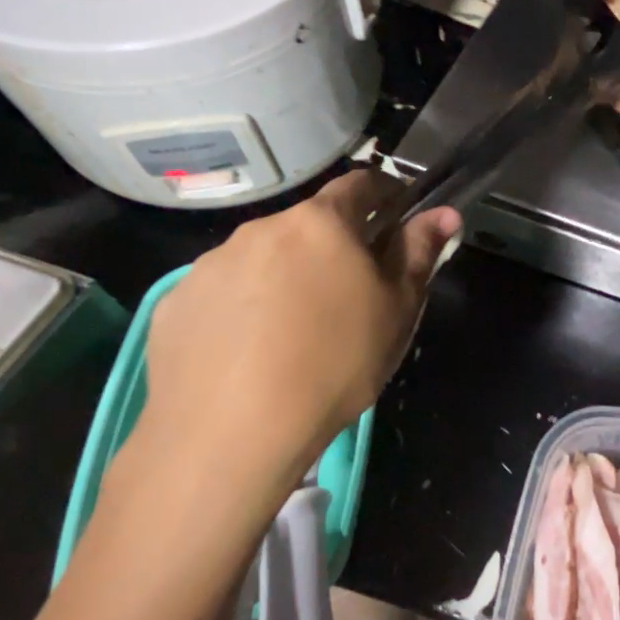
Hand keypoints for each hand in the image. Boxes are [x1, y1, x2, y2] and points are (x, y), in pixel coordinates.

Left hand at [142, 172, 460, 483]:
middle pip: (309, 224)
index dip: (385, 195)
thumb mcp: (398, 309)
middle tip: (351, 291)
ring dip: (286, 276)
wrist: (229, 435)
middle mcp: (262, 229)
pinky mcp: (174, 306)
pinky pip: (222, 294)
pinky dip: (243, 308)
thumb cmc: (335, 363)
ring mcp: (211, 266)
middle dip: (333, 245)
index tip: (398, 219)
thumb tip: (445, 214)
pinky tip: (251, 352)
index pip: (360, 184)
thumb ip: (419, 253)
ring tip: (296, 330)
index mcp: (322, 223)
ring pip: (264, 258)